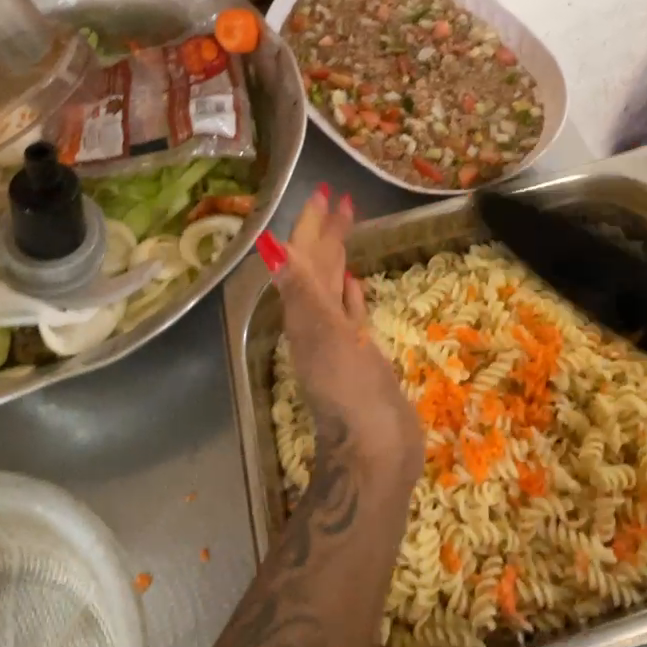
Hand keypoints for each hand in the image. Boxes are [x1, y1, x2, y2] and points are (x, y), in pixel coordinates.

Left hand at [273, 187, 422, 482]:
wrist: (375, 453)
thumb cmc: (352, 392)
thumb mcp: (324, 336)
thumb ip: (302, 290)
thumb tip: (271, 247)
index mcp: (304, 313)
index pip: (303, 257)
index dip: (312, 226)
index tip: (326, 193)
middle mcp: (315, 322)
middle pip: (317, 267)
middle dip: (327, 232)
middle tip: (342, 199)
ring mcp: (336, 340)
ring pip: (333, 286)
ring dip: (339, 256)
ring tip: (349, 227)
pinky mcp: (359, 356)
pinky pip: (349, 314)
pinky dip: (351, 294)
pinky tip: (356, 283)